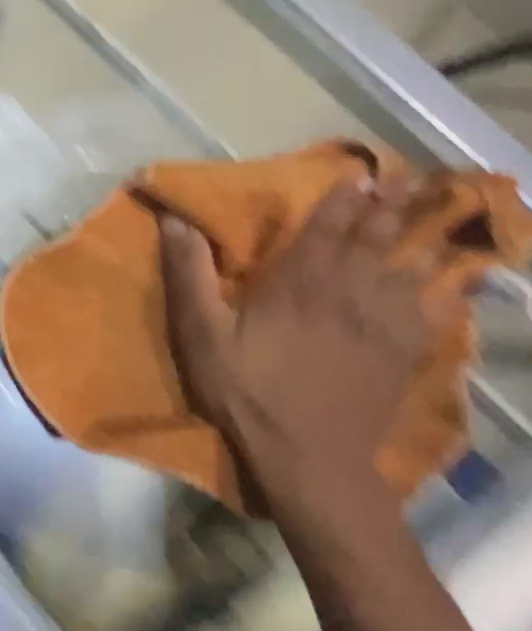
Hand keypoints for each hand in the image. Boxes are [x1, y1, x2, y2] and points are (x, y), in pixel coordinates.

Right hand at [160, 171, 447, 493]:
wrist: (308, 455)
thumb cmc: (244, 388)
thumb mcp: (200, 331)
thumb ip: (189, 274)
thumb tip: (174, 220)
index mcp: (297, 287)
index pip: (325, 233)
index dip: (341, 202)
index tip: (359, 174)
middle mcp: (348, 297)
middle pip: (374, 244)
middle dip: (389, 209)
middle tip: (408, 179)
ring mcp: (383, 328)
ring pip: (410, 272)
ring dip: (421, 240)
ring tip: (436, 216)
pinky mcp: (402, 356)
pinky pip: (434, 315)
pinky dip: (448, 292)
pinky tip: (456, 281)